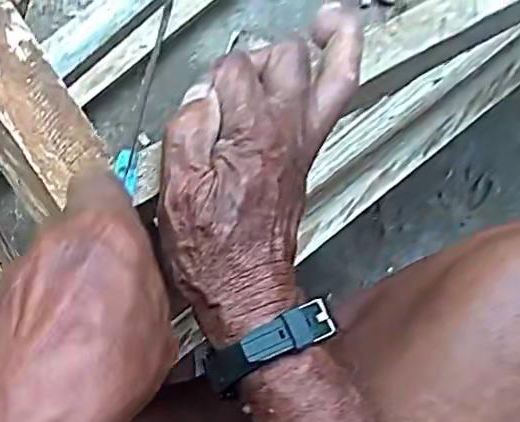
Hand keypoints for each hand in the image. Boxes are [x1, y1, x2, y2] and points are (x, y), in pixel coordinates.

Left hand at [0, 168, 174, 421]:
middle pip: (74, 233)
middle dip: (91, 261)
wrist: (32, 420)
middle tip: (110, 303)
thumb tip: (146, 293)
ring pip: (46, 269)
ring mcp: (18, 274)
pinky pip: (22, 301)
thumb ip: (150, 294)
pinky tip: (49, 356)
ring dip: (61, 293)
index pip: (104, 184)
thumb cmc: (96, 382)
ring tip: (78, 341)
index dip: (114, 209)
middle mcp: (54, 243)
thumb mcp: (160, 340)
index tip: (125, 236)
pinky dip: (34, 319)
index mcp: (106, 235)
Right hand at [158, 4, 362, 342]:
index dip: (206, 88)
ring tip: (274, 48)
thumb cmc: (213, 257)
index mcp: (248, 136)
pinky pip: (337, 87)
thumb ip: (185, 134)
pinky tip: (329, 32)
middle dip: (243, 66)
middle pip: (270, 59)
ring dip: (291, 48)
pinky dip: (340, 51)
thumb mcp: (178, 197)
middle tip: (223, 96)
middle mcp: (282, 130)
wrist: (244, 291)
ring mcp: (300, 141)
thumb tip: (198, 101)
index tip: (195, 117)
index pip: (228, 73)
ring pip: (311, 63)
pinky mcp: (306, 156)